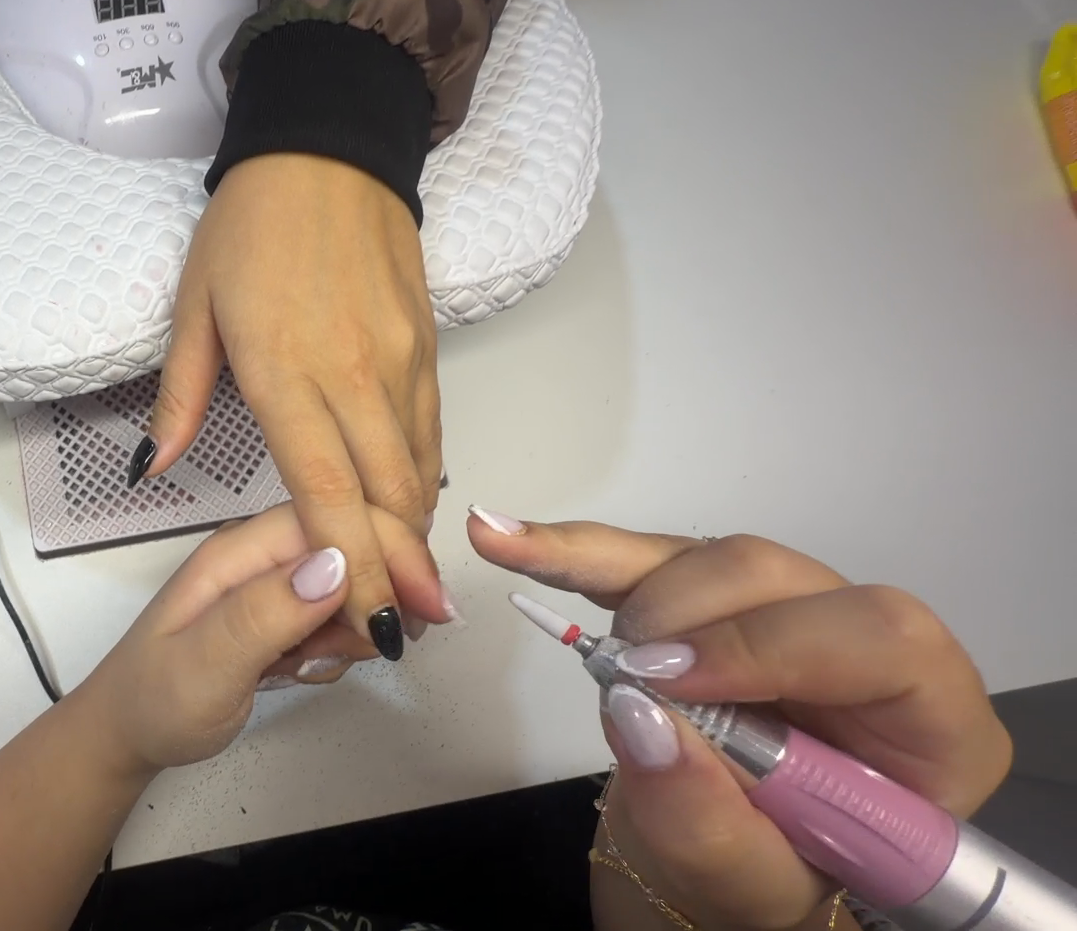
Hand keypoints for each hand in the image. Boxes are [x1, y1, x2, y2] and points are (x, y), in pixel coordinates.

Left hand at [77, 502, 447, 774]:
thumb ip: (267, 613)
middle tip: (374, 648)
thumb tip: (339, 562)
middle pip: (354, 546)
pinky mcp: (282, 612)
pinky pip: (338, 618)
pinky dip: (338, 647)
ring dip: (355, 630)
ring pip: (354, 586)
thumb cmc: (156, 698)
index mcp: (240, 549)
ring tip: (308, 664)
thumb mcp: (206, 663)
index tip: (427, 608)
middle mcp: (261, 556)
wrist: (131, 730)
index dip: (388, 552)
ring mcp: (273, 584)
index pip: (331, 516)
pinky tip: (301, 669)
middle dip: (380, 597)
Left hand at [136, 153, 445, 659]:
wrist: (327, 151)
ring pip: (418, 468)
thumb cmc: (248, 228)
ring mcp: (402, 360)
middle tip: (396, 626)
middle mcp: (357, 375)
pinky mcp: (428, 344)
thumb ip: (179, 398)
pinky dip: (424, 479)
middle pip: (386, 496)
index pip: (323, 489)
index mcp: (286, 371)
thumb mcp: (194, 307)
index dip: (346, 565)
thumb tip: (154, 466)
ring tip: (405, 584)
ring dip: (413, 533)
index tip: (365, 621)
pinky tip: (411, 508)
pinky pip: (432, 429)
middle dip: (394, 569)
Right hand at [466, 514, 1012, 930]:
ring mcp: (761, 609)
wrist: (716, 850)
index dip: (764, 644)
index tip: (661, 681)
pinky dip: (555, 551)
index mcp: (919, 721)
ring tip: (586, 649)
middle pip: (771, 574)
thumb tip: (635, 714)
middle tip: (620, 672)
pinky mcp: (687, 595)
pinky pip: (622, 555)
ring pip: (693, 553)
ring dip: (619, 584)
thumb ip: (704, 818)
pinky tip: (497, 533)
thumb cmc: (756, 877)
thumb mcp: (742, 882)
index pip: (876, 638)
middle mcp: (849, 641)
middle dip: (679, 614)